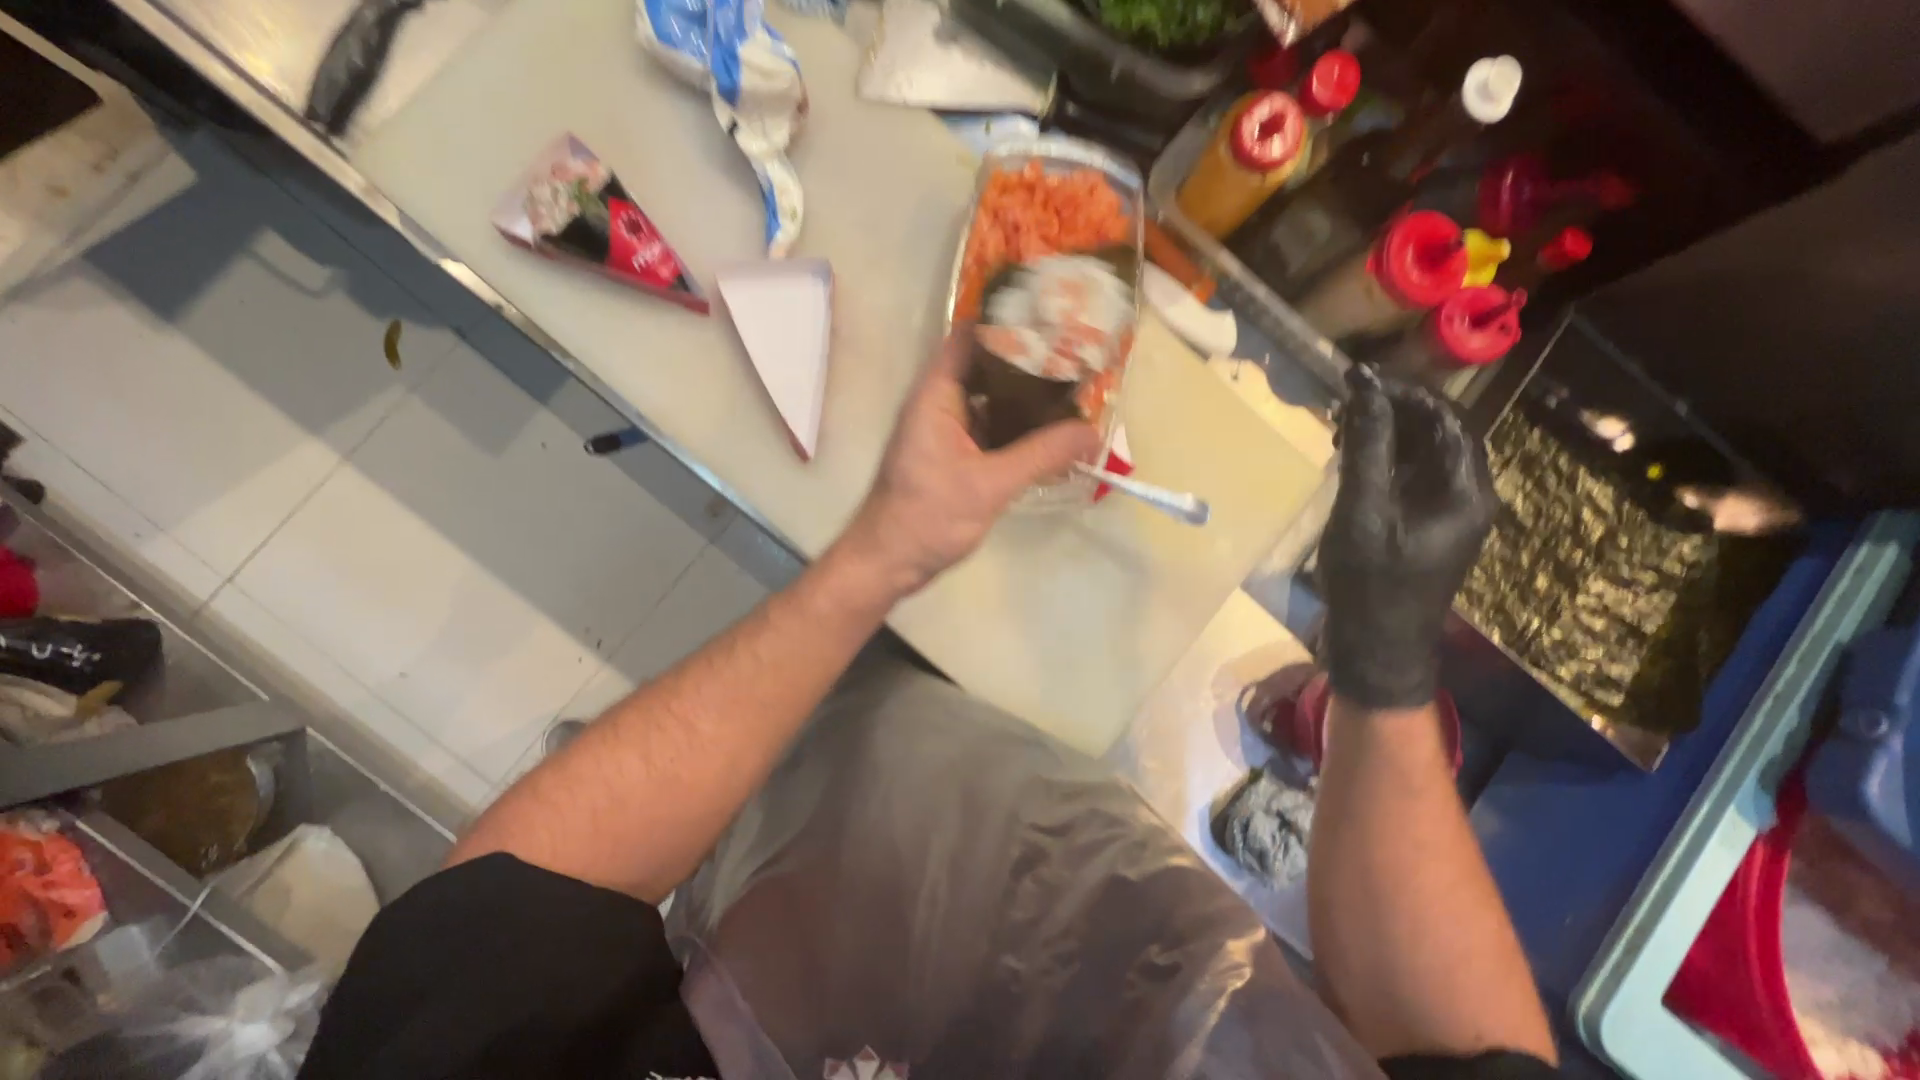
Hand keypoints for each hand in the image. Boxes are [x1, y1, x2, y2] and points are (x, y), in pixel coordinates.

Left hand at [836, 338, 1101, 599]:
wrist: (888, 563)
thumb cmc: (927, 517)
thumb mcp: (990, 485)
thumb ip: (1042, 455)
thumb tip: (1094, 433)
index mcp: (936, 395)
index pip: (971, 337)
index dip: (1007, 323)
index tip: (1053, 319)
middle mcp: (940, 404)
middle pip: (987, 367)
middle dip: (1029, 362)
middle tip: (1078, 356)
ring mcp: (948, 431)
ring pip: (993, 401)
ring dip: (1028, 399)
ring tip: (1076, 390)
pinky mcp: (956, 456)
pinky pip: (993, 430)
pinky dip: (1020, 429)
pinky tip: (1055, 434)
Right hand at [1320, 366, 1494, 709]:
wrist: (1376, 650)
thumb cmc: (1370, 584)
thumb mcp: (1363, 511)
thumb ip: (1366, 446)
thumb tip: (1364, 384)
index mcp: (1466, 492)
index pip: (1446, 419)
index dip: (1405, 392)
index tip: (1357, 379)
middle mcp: (1467, 497)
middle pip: (1439, 433)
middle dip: (1394, 411)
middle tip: (1344, 401)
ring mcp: (1448, 514)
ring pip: (1424, 455)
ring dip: (1386, 434)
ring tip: (1340, 426)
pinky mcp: (1426, 527)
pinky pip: (1412, 479)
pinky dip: (1383, 461)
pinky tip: (1350, 459)